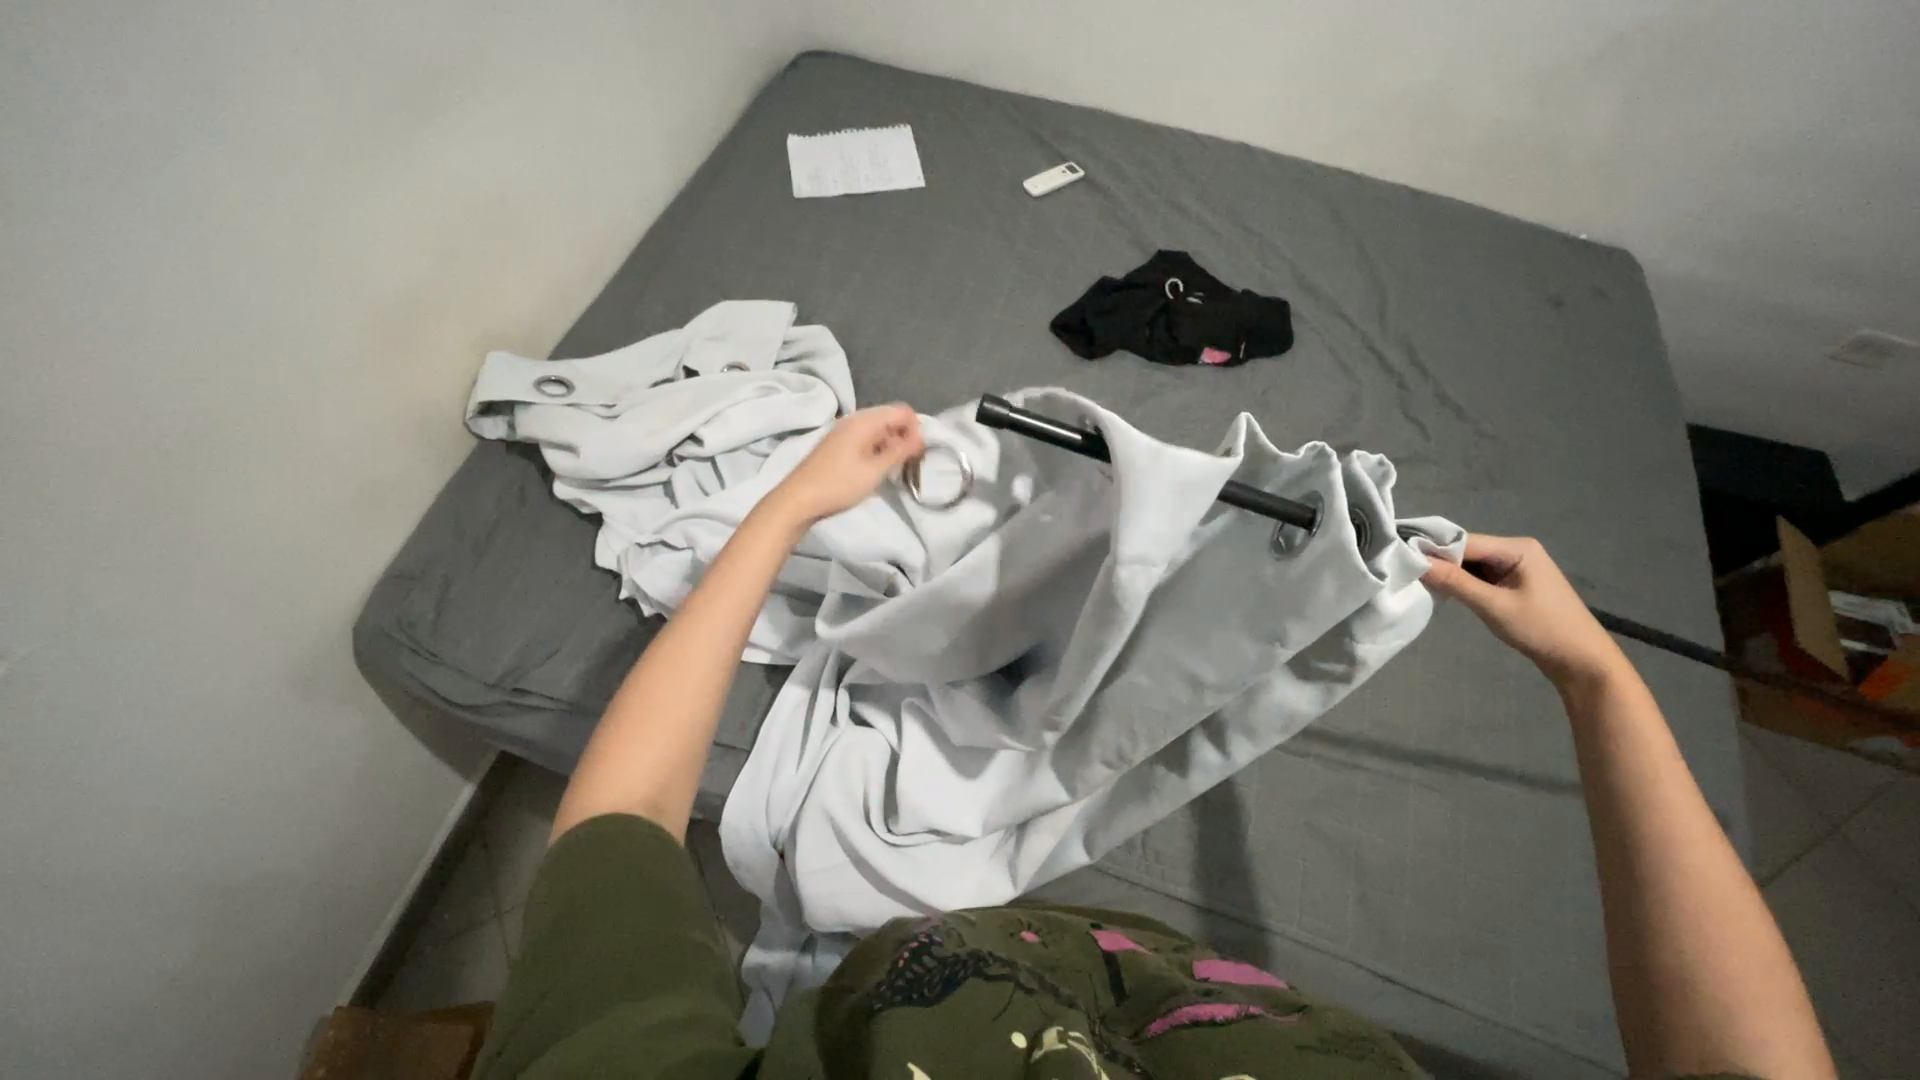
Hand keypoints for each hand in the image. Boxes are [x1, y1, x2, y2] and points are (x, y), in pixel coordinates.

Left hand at [764, 404, 924, 526]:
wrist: (799, 499)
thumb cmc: (839, 484)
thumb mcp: (874, 470)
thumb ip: (899, 451)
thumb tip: (920, 438)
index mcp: (864, 421)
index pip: (902, 411)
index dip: (915, 429)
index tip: (918, 453)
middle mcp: (854, 420)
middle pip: (890, 418)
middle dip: (905, 436)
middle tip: (910, 462)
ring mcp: (844, 432)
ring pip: (878, 430)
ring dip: (891, 445)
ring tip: (896, 469)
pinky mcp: (839, 445)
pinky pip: (866, 439)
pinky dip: (877, 450)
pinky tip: (877, 469)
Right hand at [1423, 534, 1627, 689]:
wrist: (1581, 661)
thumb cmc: (1542, 629)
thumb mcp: (1494, 606)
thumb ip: (1455, 582)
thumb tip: (1416, 562)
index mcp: (1517, 547)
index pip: (1464, 541)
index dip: (1432, 550)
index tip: (1400, 560)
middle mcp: (1516, 550)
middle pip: (1466, 550)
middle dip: (1439, 562)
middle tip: (1406, 574)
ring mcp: (1515, 566)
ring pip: (1470, 564)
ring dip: (1449, 574)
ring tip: (1419, 583)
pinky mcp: (1512, 582)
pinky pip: (1478, 575)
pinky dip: (1461, 583)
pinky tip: (1444, 591)